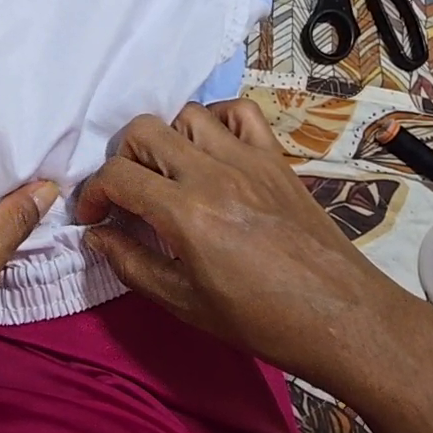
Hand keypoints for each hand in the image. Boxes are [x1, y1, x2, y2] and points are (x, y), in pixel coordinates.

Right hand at [77, 100, 424, 383]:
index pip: (118, 176)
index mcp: (186, 213)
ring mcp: (247, 158)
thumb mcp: (183, 303)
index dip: (92, 194)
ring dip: (165, 138)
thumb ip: (131, 263)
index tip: (94, 217)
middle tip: (127, 193)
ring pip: (186, 115)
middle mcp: (212, 172)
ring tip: (167, 171)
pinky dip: (216, 120)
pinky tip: (211, 149)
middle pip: (143, 131)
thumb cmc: (259, 320)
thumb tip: (96, 235)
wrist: (340, 317)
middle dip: (121, 158)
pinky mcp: (275, 157)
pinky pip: (240, 112)